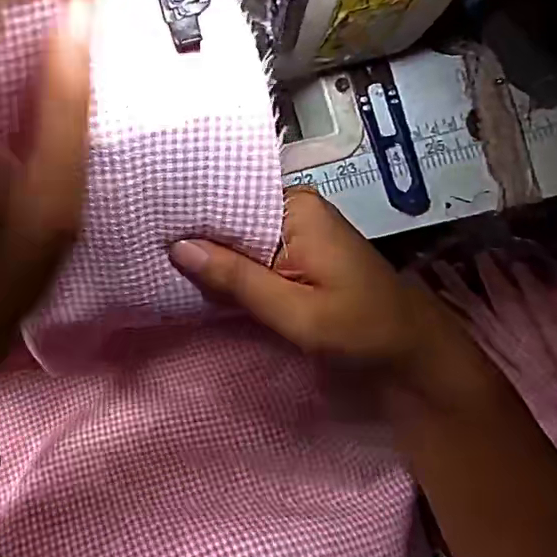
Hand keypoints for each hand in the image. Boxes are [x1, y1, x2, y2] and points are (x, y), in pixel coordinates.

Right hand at [167, 186, 469, 392]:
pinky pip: (252, 255)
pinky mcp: (295, 256)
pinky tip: (193, 277)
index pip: (228, 199)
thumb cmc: (362, 331)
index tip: (145, 223)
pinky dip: (229, 269)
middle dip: (194, 235)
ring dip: (209, 255)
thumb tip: (177, 247)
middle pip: (230, 217)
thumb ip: (236, 278)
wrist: (415, 358)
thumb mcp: (295, 311)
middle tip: (141, 243)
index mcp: (296, 207)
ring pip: (238, 239)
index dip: (188, 213)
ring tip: (154, 257)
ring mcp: (295, 232)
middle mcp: (294, 210)